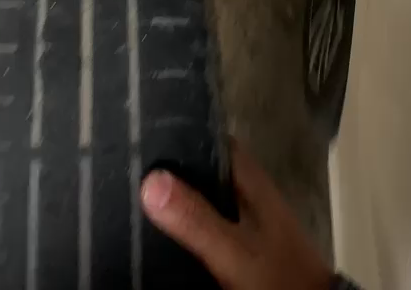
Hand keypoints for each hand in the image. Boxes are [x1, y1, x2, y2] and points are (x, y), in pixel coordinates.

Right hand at [142, 141, 334, 289]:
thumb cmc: (276, 275)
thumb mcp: (232, 250)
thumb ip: (195, 218)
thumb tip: (149, 180)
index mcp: (249, 176)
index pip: (209, 138)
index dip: (177, 134)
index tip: (141, 137)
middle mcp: (248, 188)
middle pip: (203, 166)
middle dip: (173, 169)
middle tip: (133, 169)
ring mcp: (247, 215)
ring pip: (205, 194)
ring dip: (180, 196)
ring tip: (140, 196)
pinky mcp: (244, 241)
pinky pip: (208, 220)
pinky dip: (189, 220)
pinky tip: (167, 229)